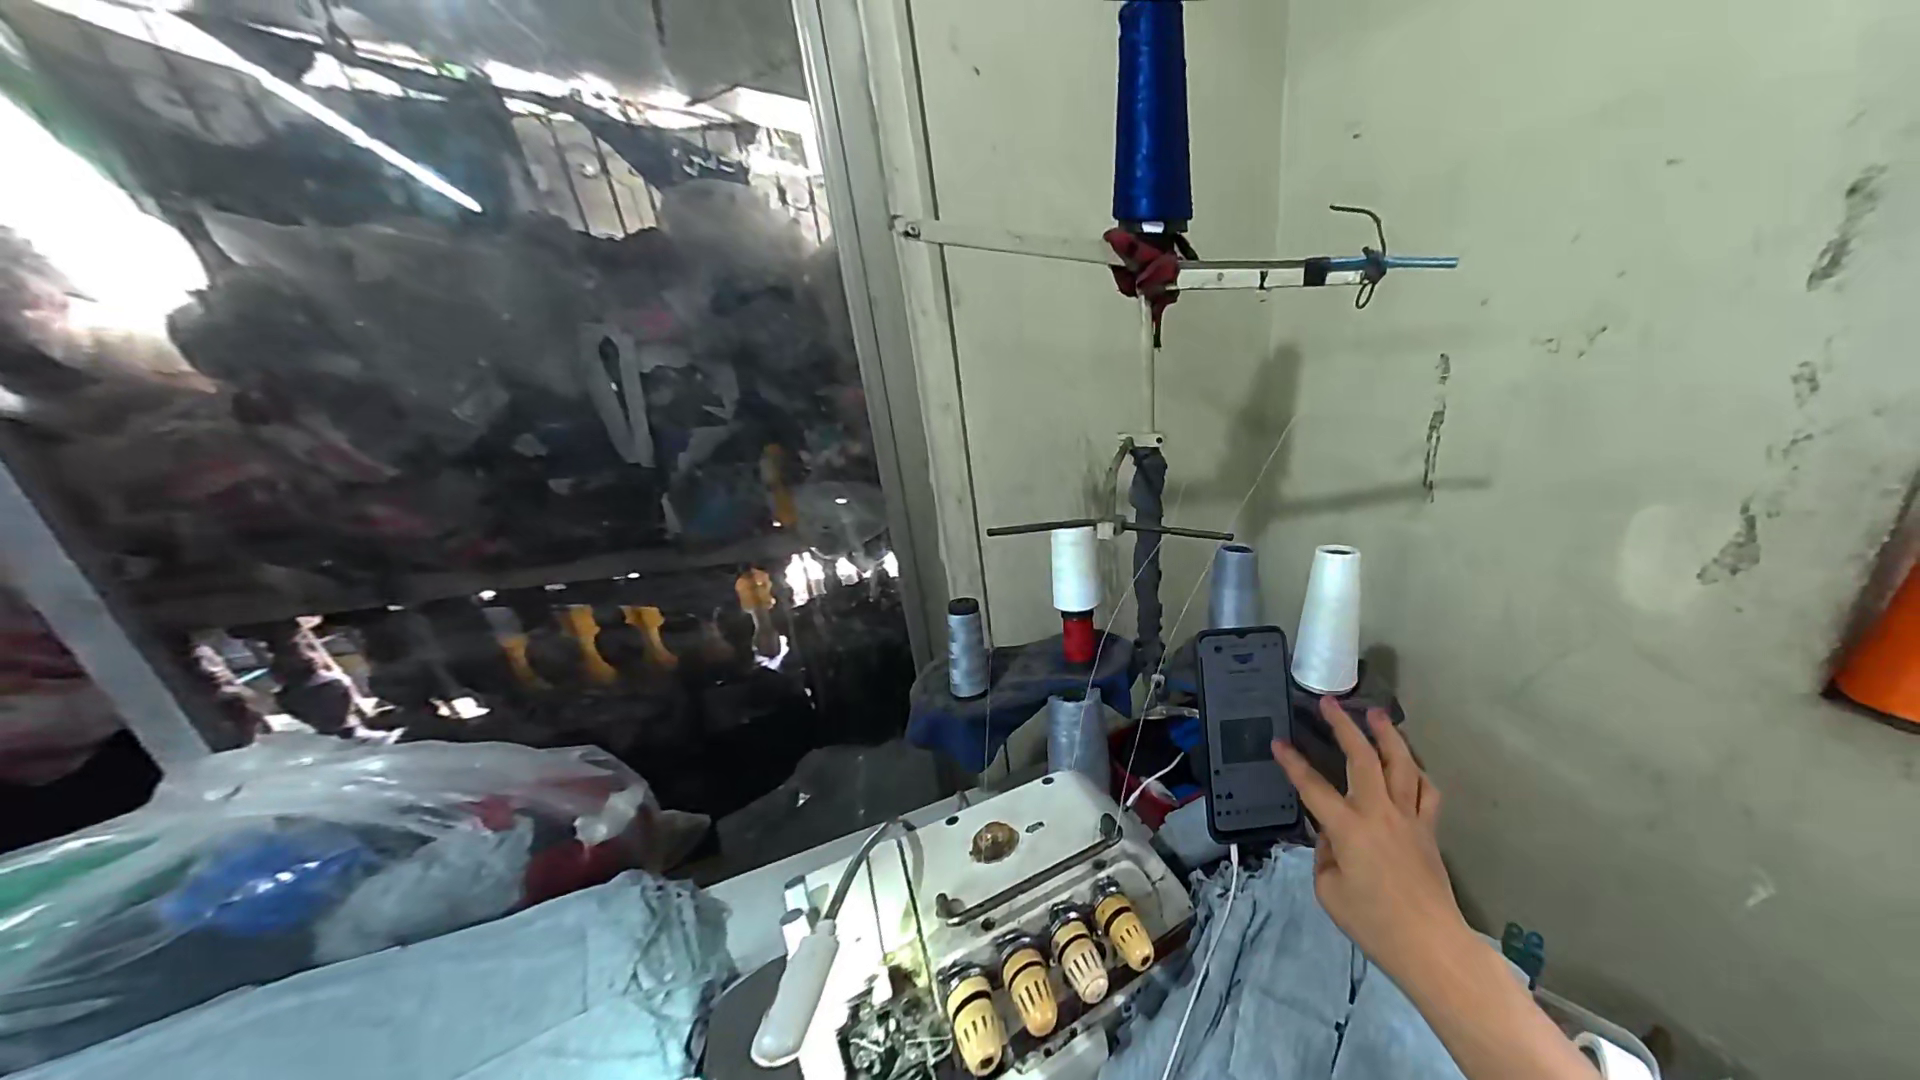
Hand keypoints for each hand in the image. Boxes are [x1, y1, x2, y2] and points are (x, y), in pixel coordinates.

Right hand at [1272, 697, 1468, 982]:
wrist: (1433, 947)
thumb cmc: (1373, 922)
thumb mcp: (1328, 889)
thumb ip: (1324, 854)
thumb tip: (1331, 837)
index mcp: (1348, 828)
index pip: (1311, 785)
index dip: (1291, 761)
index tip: (1277, 741)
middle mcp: (1379, 813)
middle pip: (1362, 758)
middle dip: (1343, 726)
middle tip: (1330, 702)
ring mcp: (1409, 819)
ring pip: (1401, 765)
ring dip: (1387, 736)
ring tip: (1376, 714)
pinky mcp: (1429, 831)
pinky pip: (1425, 791)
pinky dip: (1415, 771)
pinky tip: (1408, 763)